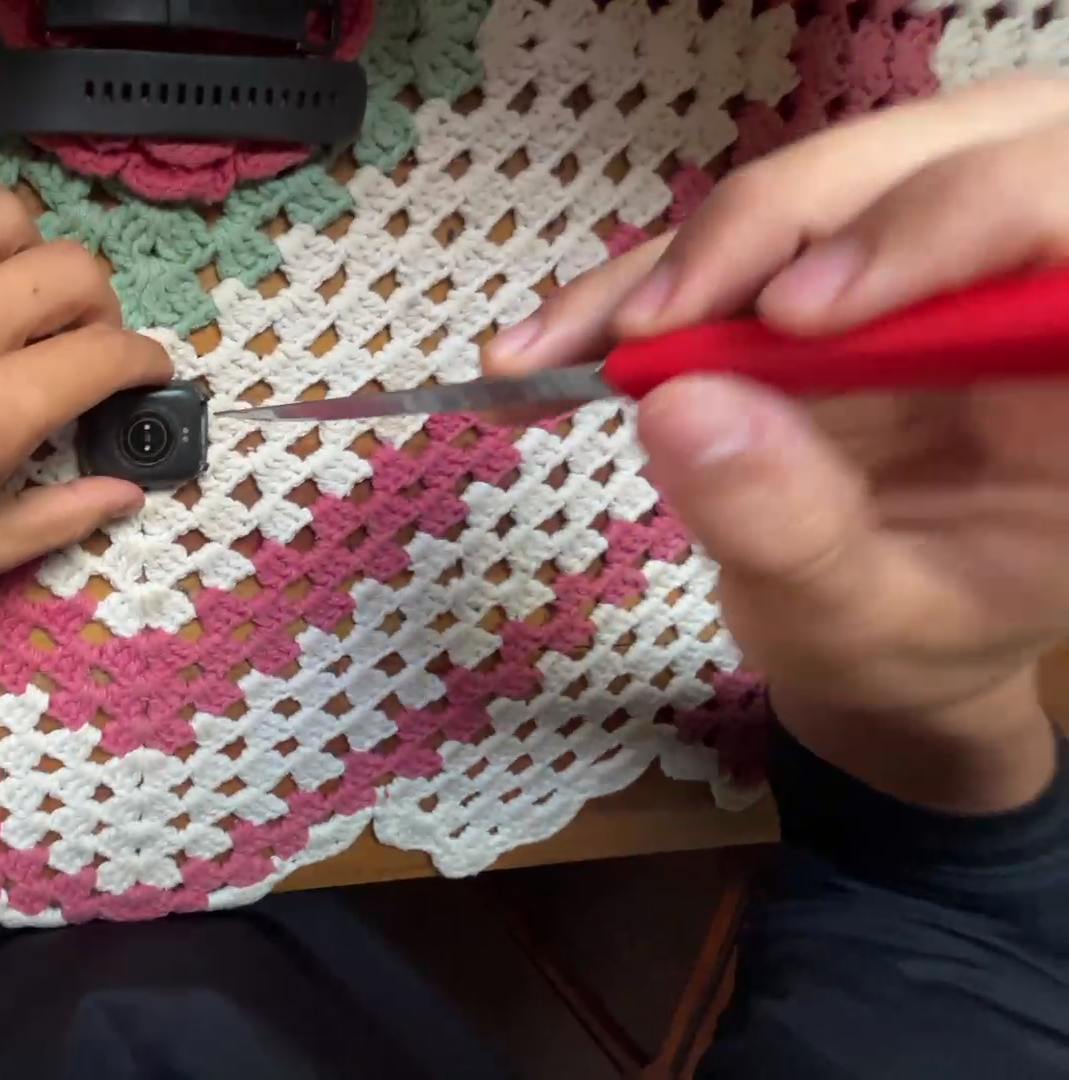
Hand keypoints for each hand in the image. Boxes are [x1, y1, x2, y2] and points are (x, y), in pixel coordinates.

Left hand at [0, 186, 170, 624]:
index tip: (146, 373)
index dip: (145, 361)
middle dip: (102, 305)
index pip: (105, 353)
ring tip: (17, 301)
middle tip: (85, 342)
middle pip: (70, 268)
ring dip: (32, 255)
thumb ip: (64, 515)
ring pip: (2, 215)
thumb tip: (128, 489)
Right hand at [485, 78, 1068, 809]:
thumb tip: (673, 408)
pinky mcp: (790, 293)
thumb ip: (787, 525)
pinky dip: (600, 314)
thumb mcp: (856, 616)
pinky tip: (528, 366)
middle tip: (633, 331)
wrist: (863, 638)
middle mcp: (1010, 282)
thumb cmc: (898, 641)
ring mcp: (889, 278)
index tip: (783, 319)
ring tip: (526, 360)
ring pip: (776, 208)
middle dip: (750, 236)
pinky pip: (694, 268)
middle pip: (904, 166)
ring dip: (637, 281)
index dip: (941, 222)